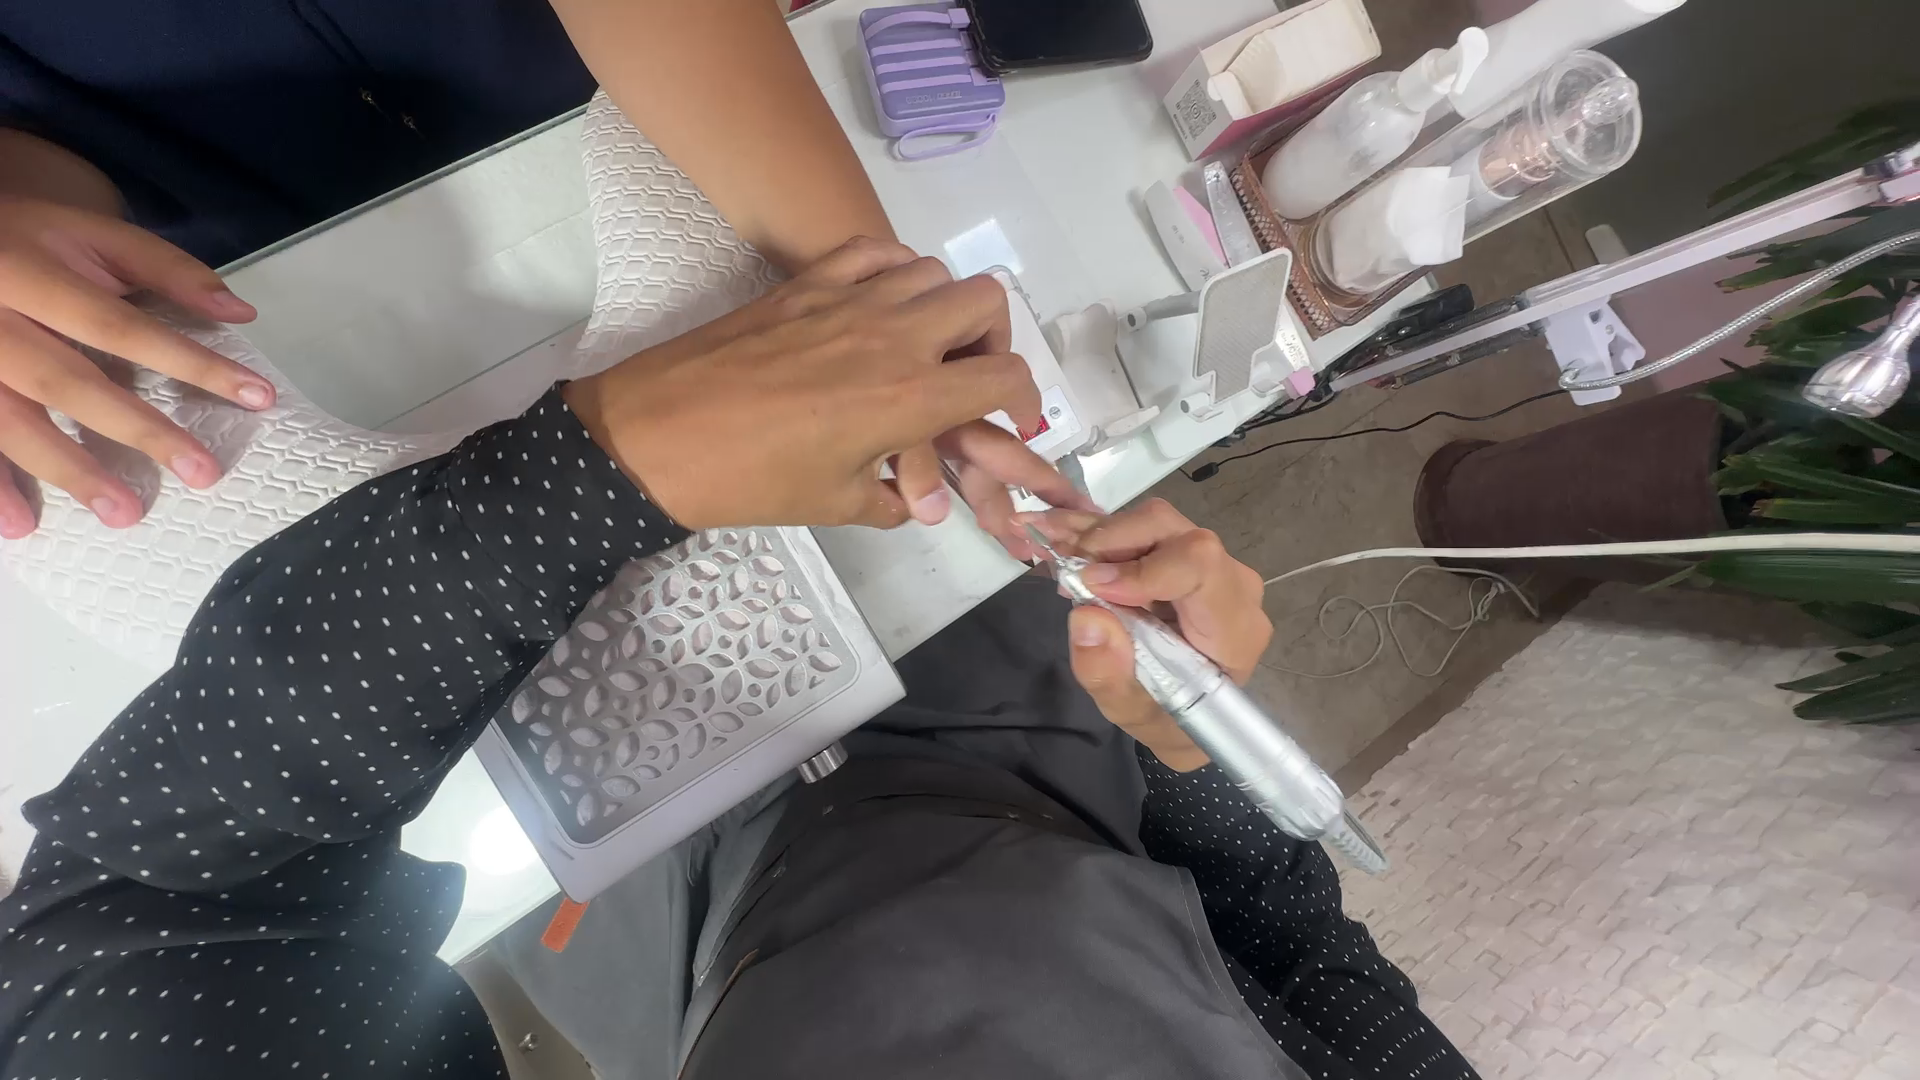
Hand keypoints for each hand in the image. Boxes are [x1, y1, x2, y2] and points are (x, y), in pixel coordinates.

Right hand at [0, 196, 273, 537]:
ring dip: (63, 470)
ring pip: (3, 419)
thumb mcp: (93, 234)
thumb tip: (243, 313)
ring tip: (124, 515)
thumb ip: (167, 270)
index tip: (259, 398)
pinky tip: (20, 525)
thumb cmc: (26, 236)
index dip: (192, 364)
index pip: (122, 328)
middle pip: (64, 382)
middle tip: (204, 475)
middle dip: (136, 431)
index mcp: (27, 274)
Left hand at [563, 237, 1095, 543]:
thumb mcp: (837, 503)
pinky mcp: (809, 281)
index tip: (1016, 421)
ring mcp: (850, 297)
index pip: (1005, 378)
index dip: (1027, 400)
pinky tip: (880, 304)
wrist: (658, 437)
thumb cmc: (754, 481)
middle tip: (969, 377)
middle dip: (995, 340)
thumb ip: (895, 500)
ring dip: (946, 305)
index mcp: (910, 399)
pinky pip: (874, 249)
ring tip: (924, 344)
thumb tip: (920, 507)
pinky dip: (895, 269)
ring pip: (934, 269)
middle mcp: (895, 336)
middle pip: (987, 301)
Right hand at [1019, 500, 1272, 770]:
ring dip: (1096, 534)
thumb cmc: (1167, 719)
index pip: (1199, 564)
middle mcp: (1229, 583)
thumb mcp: (1133, 714)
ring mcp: (1207, 563)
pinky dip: (1094, 530)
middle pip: (1171, 529)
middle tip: (1068, 570)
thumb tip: (1087, 616)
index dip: (1140, 568)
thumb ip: (1110, 674)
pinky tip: (1055, 534)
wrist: (1183, 714)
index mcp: (1233, 626)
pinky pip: (1140, 527)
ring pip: (1152, 521)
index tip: (1090, 587)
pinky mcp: (1180, 554)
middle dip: (1110, 541)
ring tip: (1051, 548)